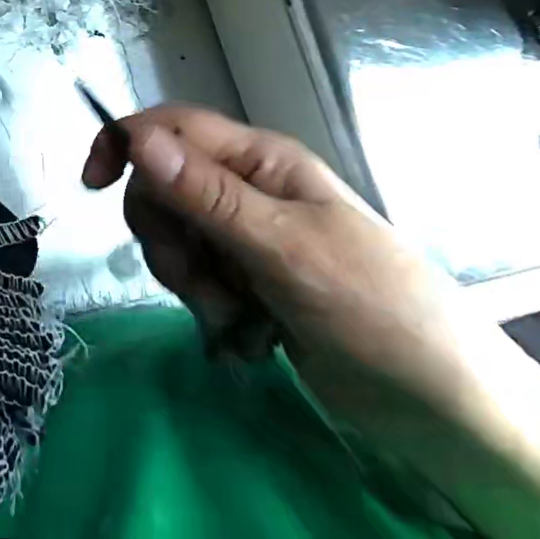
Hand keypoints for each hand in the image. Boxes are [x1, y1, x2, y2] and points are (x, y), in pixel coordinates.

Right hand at [82, 106, 514, 446]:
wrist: (445, 412)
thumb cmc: (378, 313)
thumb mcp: (286, 249)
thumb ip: (207, 194)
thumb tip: (138, 138)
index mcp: (260, 160)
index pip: (170, 128)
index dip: (125, 144)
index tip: (94, 184)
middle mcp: (245, 189)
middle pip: (158, 187)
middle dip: (166, 236)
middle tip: (201, 277)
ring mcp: (243, 235)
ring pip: (170, 235)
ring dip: (188, 279)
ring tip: (237, 315)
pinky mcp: (243, 277)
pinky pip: (191, 275)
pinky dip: (206, 304)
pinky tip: (248, 332)